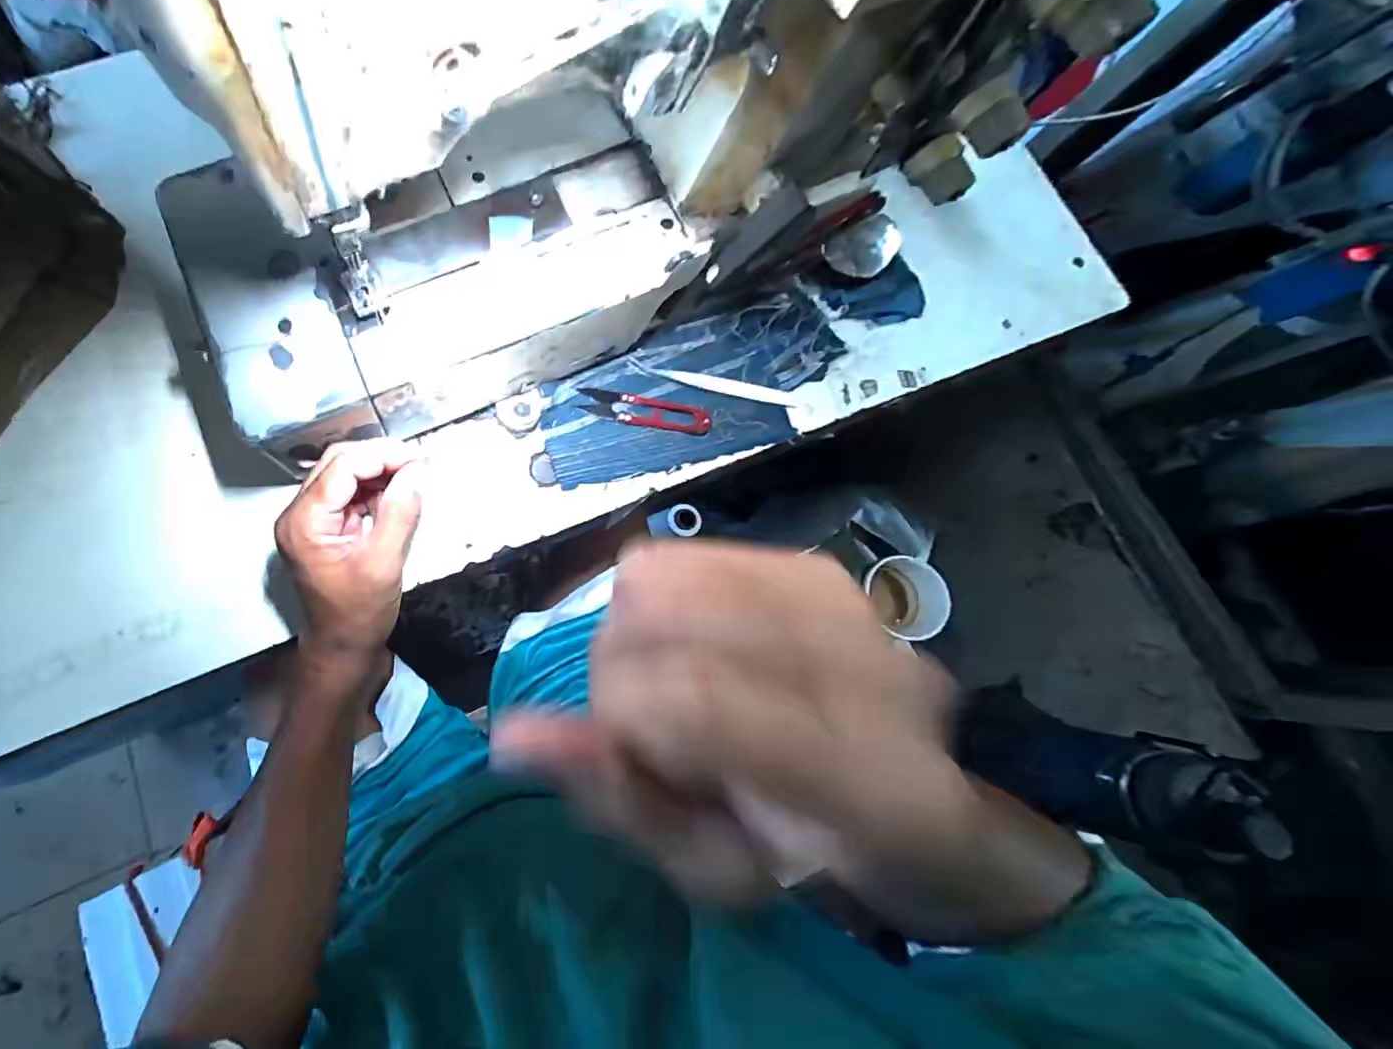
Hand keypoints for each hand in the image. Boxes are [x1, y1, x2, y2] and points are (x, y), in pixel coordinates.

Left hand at [274, 439, 424, 662]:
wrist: (342, 648)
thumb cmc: (358, 616)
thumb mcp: (384, 564)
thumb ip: (400, 514)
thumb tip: (416, 470)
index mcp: (304, 523)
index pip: (342, 467)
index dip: (381, 457)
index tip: (417, 460)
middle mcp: (298, 515)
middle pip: (338, 464)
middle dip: (379, 459)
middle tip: (417, 465)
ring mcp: (308, 520)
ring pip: (344, 474)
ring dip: (378, 472)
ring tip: (411, 478)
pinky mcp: (323, 527)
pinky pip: (348, 493)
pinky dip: (373, 488)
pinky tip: (396, 494)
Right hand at [494, 541, 1091, 943]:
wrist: (905, 796)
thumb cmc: (795, 850)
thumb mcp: (702, 861)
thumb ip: (612, 793)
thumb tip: (511, 734)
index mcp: (854, 778)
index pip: (690, 699)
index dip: (626, 717)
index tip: (623, 745)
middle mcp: (857, 666)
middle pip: (657, 625)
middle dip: (620, 677)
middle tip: (651, 725)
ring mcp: (834, 599)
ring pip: (652, 579)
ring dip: (632, 636)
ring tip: (667, 675)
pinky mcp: (805, 563)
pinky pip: (671, 556)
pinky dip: (649, 597)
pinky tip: (681, 635)